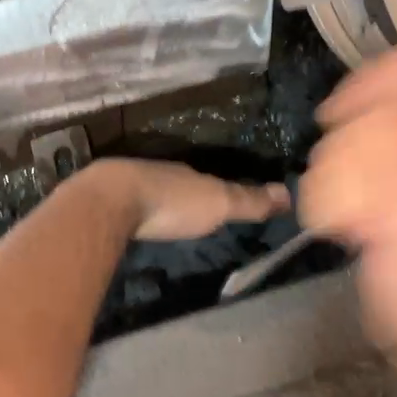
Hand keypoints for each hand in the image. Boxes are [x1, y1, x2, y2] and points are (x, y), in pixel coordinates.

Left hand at [68, 158, 289, 241]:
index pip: (209, 181)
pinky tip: (138, 223)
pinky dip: (139, 213)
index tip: (228, 202)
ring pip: (153, 193)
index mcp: (187, 174)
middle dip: (189, 197)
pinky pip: (131, 205)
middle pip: (180, 186)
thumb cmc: (172, 201)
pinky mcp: (109, 202)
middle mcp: (160, 174)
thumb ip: (248, 200)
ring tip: (169, 219)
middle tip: (198, 213)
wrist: (111, 199)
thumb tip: (287, 191)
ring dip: (162, 204)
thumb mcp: (218, 203)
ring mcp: (131, 185)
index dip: (220, 191)